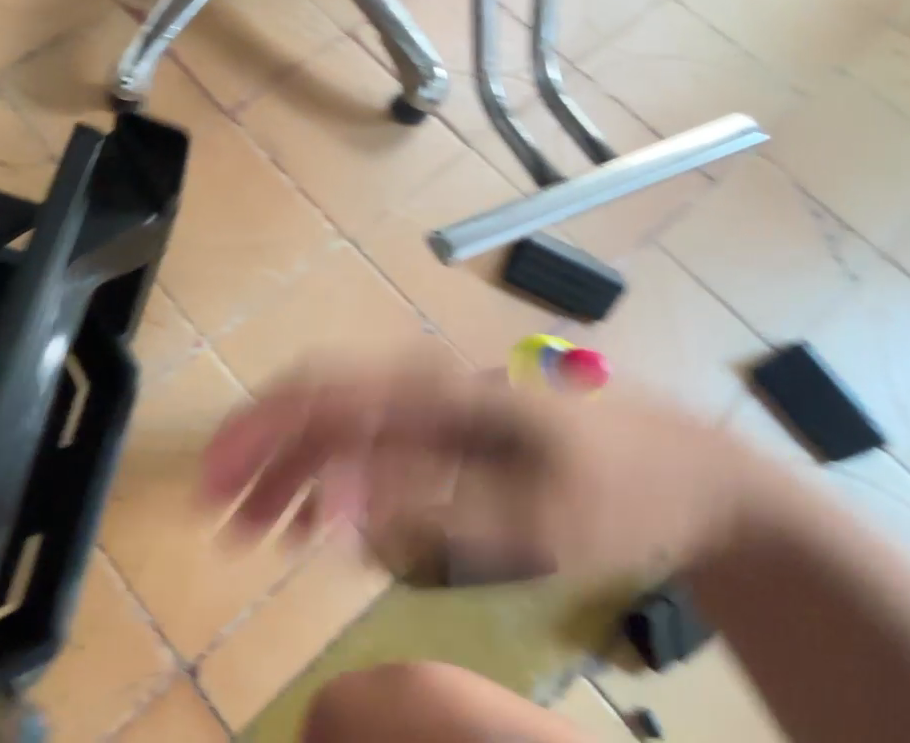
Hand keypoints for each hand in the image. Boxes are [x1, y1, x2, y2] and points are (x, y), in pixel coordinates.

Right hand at [200, 361, 773, 580]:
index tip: (214, 483)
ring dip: (289, 474)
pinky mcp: (444, 424)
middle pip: (313, 407)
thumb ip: (427, 505)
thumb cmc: (619, 493)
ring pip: (335, 426)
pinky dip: (333, 480)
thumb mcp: (531, 513)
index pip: (318, 398)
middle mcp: (420, 380)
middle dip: (260, 459)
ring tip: (255, 529)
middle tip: (220, 514)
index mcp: (435, 387)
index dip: (256, 437)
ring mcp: (432, 400)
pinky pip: (369, 443)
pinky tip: (316, 522)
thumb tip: (333, 502)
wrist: (695, 477)